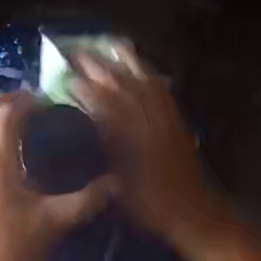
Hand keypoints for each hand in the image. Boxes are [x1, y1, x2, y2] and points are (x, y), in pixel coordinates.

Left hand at [0, 93, 114, 260]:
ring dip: (0, 113)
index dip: (29, 101)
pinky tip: (11, 140)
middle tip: (42, 102)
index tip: (53, 99)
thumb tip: (117, 182)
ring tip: (28, 114)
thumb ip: (87, 199)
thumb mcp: (55, 223)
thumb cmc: (15, 251)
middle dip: (14, 101)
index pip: (8, 114)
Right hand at [71, 47, 225, 248]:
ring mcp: (165, 117)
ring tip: (109, 45)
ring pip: (143, 81)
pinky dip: (149, 73)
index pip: (103, 103)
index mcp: (131, 137)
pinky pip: (162, 89)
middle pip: (121, 85)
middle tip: (78, 53)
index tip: (66, 78)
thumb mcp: (120, 183)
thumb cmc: (151, 206)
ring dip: (125, 61)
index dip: (84, 88)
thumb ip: (105, 151)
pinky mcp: (176, 119)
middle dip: (99, 67)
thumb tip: (88, 123)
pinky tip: (141, 67)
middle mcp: (148, 120)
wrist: (194, 214)